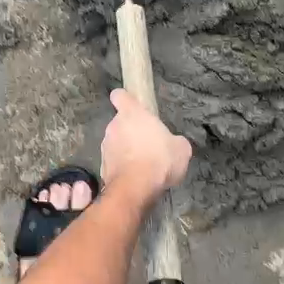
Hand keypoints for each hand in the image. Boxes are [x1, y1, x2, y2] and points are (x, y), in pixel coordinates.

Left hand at [101, 89, 191, 204]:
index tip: (133, 107)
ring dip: (126, 150)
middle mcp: (114, 126)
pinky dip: (122, 167)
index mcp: (131, 114)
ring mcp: (105, 146)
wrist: (136, 187)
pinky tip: (134, 178)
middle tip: (147, 144)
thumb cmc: (160, 159)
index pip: (120, 95)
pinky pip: (113, 162)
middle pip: (120, 122)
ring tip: (142, 165)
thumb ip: (174, 140)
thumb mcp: (181, 148)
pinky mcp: (102, 166)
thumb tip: (173, 144)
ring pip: (116, 143)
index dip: (125, 99)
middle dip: (131, 131)